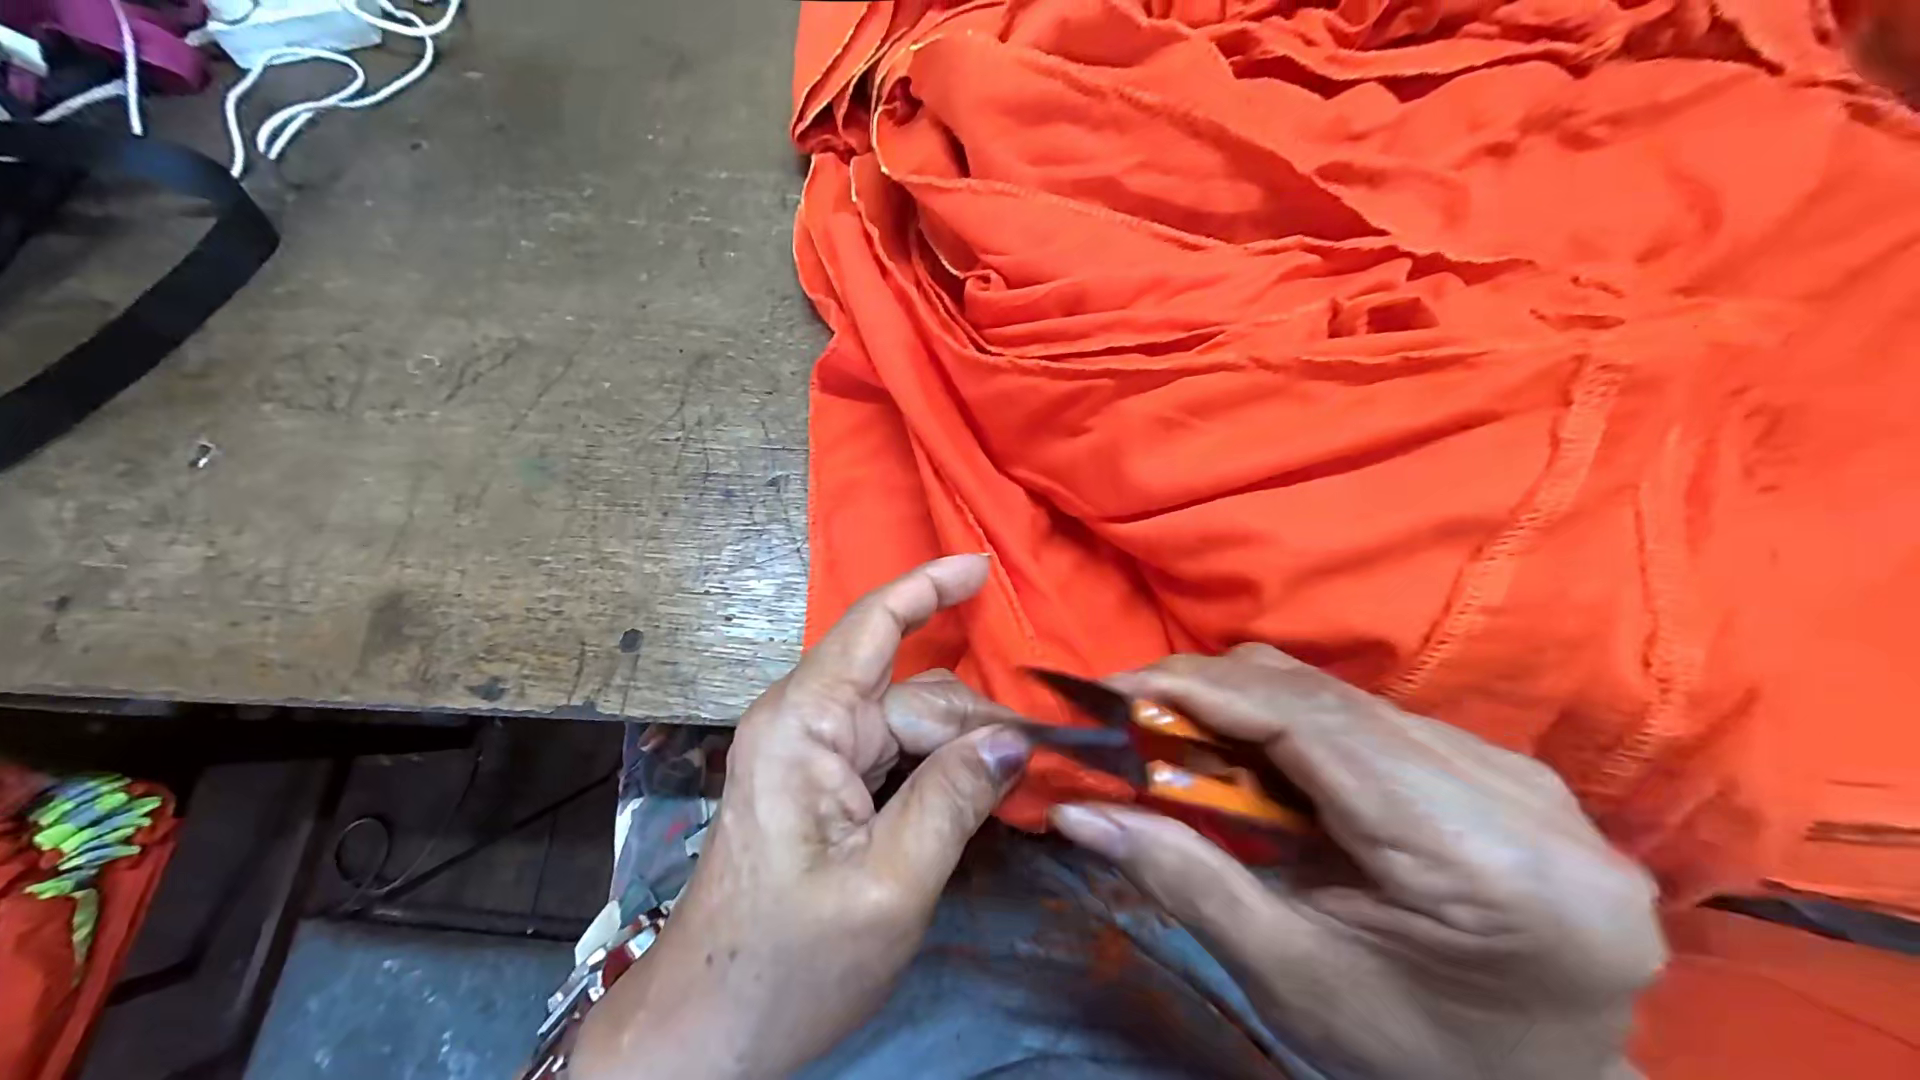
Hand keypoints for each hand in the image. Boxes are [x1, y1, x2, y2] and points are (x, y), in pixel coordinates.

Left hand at [573, 556, 1030, 1079]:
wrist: (710, 1029)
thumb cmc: (788, 963)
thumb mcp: (889, 887)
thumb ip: (954, 800)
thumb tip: (1015, 737)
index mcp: (806, 724)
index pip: (874, 627)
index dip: (929, 587)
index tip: (982, 566)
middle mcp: (805, 721)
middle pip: (911, 689)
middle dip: (974, 717)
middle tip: (1037, 761)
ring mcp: (812, 752)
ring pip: (909, 722)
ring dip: (962, 745)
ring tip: (1014, 782)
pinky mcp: (822, 782)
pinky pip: (895, 751)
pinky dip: (939, 763)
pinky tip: (976, 786)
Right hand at [1048, 644, 1663, 1079]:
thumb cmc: (1410, 1059)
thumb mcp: (1286, 978)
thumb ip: (1183, 879)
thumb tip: (1077, 812)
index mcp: (1483, 859)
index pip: (1315, 722)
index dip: (1203, 689)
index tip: (1114, 688)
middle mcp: (1515, 791)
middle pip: (1326, 694)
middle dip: (1211, 691)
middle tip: (1130, 715)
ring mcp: (1514, 770)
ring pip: (1341, 694)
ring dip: (1245, 703)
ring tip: (1181, 737)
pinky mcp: (1497, 766)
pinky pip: (1365, 713)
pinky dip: (1289, 721)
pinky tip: (1257, 761)